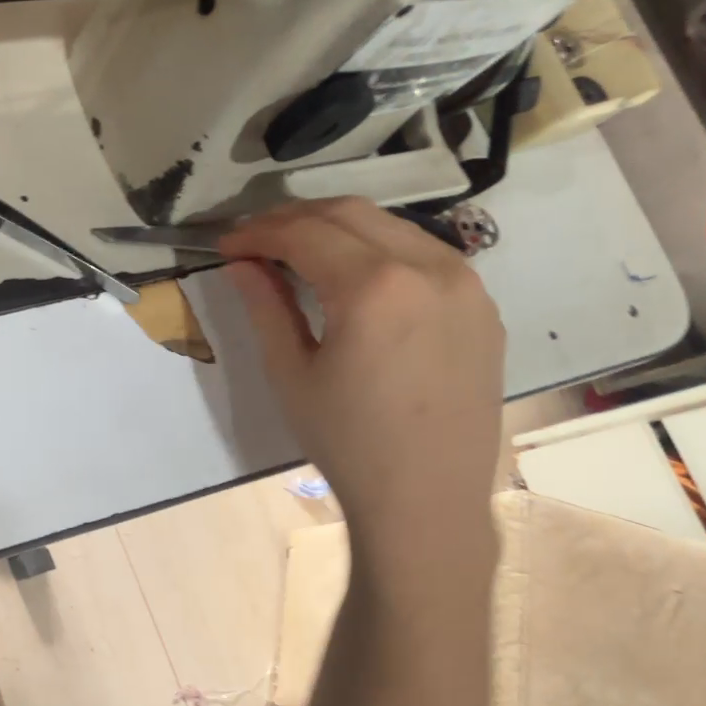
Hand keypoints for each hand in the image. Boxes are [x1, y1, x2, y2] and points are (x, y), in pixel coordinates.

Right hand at [220, 197, 504, 539]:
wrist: (425, 492)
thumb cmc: (345, 439)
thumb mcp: (290, 374)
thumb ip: (266, 309)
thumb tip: (241, 265)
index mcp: (374, 287)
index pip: (306, 233)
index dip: (258, 232)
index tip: (225, 244)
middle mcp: (428, 266)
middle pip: (351, 214)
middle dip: (295, 218)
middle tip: (253, 238)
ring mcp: (465, 280)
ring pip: (392, 227)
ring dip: (338, 229)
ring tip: (295, 252)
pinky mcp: (480, 302)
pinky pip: (423, 254)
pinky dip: (377, 250)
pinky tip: (351, 277)